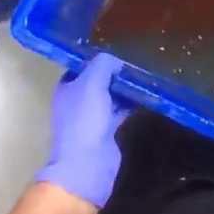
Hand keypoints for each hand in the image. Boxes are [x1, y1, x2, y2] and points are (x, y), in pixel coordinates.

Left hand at [36, 53, 130, 206]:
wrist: (87, 162)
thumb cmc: (85, 119)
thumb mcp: (91, 84)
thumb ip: (103, 66)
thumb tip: (116, 60)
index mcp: (67, 88)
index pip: (82, 67)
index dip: (97, 60)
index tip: (117, 50)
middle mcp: (77, 101)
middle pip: (98, 81)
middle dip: (114, 73)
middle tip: (136, 62)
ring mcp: (92, 117)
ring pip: (110, 96)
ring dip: (124, 88)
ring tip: (144, 75)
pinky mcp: (107, 130)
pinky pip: (120, 111)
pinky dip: (131, 104)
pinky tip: (146, 96)